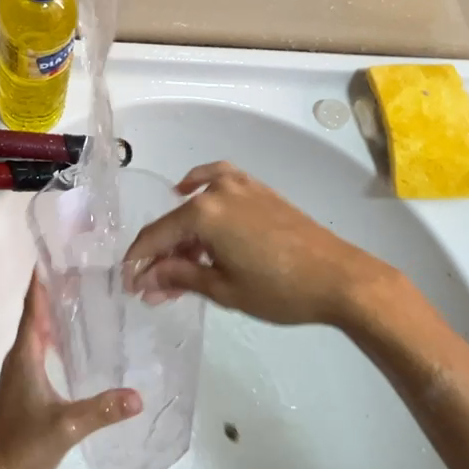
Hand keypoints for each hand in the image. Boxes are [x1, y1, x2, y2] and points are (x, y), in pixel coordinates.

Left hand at [0, 274, 141, 468]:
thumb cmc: (25, 444)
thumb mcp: (68, 425)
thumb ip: (102, 410)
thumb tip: (138, 395)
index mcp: (24, 355)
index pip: (33, 307)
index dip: (41, 280)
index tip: (55, 254)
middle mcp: (19, 358)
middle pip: (35, 316)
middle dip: (53, 293)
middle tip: (81, 274)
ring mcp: (19, 374)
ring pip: (36, 335)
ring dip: (53, 316)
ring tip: (80, 301)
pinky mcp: (24, 390)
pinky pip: (38, 351)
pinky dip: (53, 339)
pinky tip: (72, 346)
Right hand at [122, 161, 396, 327]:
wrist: (340, 278)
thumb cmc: (280, 290)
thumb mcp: (225, 289)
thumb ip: (180, 278)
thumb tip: (145, 280)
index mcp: (202, 214)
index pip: (156, 236)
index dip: (139, 262)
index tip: (128, 284)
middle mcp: (215, 191)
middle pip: (175, 222)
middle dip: (162, 255)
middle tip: (154, 287)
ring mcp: (238, 185)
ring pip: (195, 204)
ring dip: (181, 232)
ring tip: (179, 262)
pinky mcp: (257, 189)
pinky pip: (218, 179)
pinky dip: (200, 184)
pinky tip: (189, 190)